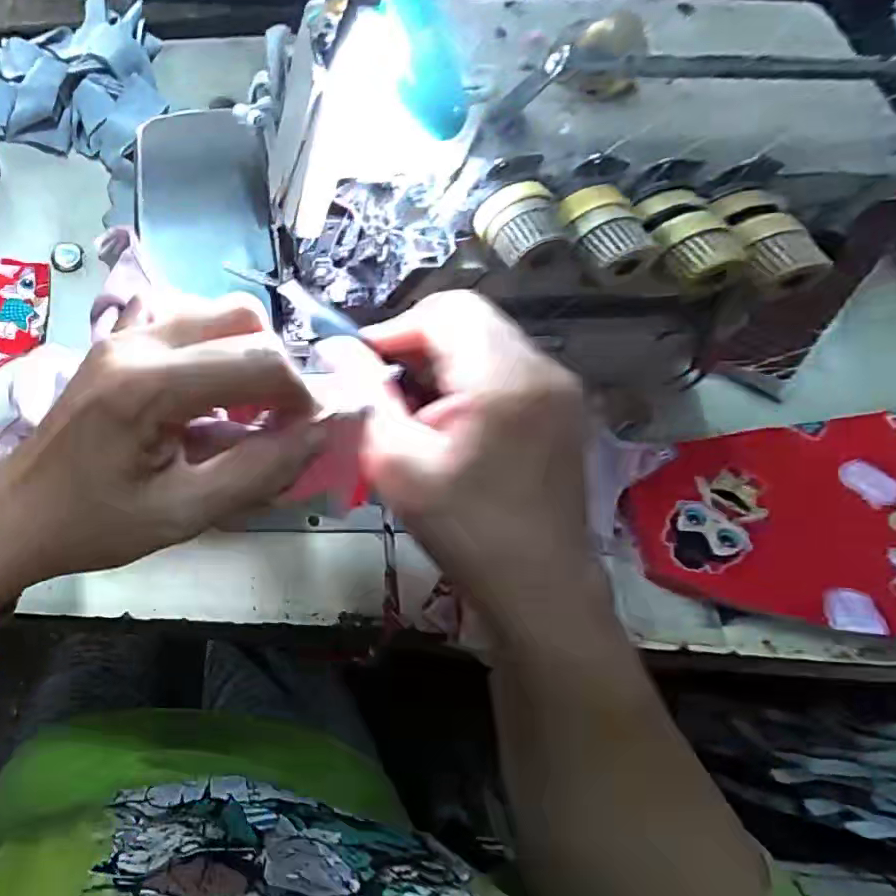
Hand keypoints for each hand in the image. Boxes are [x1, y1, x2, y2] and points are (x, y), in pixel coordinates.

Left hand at [0, 295, 324, 607]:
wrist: (17, 515)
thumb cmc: (92, 524)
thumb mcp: (180, 513)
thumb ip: (256, 471)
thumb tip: (318, 432)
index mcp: (148, 383)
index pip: (259, 360)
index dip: (299, 396)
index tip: (303, 436)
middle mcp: (134, 340)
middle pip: (241, 318)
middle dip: (274, 368)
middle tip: (271, 423)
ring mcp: (117, 334)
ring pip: (211, 311)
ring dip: (241, 353)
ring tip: (236, 411)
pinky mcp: (109, 342)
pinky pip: (175, 317)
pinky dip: (206, 344)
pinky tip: (197, 389)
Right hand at [357, 290, 593, 616]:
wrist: (537, 585)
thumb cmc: (462, 527)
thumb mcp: (395, 463)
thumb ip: (364, 396)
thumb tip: (335, 350)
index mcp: (504, 378)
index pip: (444, 310)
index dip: (392, 329)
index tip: (357, 368)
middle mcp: (543, 370)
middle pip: (467, 321)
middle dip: (412, 347)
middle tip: (378, 394)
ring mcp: (559, 390)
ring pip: (484, 344)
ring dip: (436, 366)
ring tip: (408, 414)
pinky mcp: (560, 410)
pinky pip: (502, 372)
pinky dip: (463, 384)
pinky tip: (444, 428)